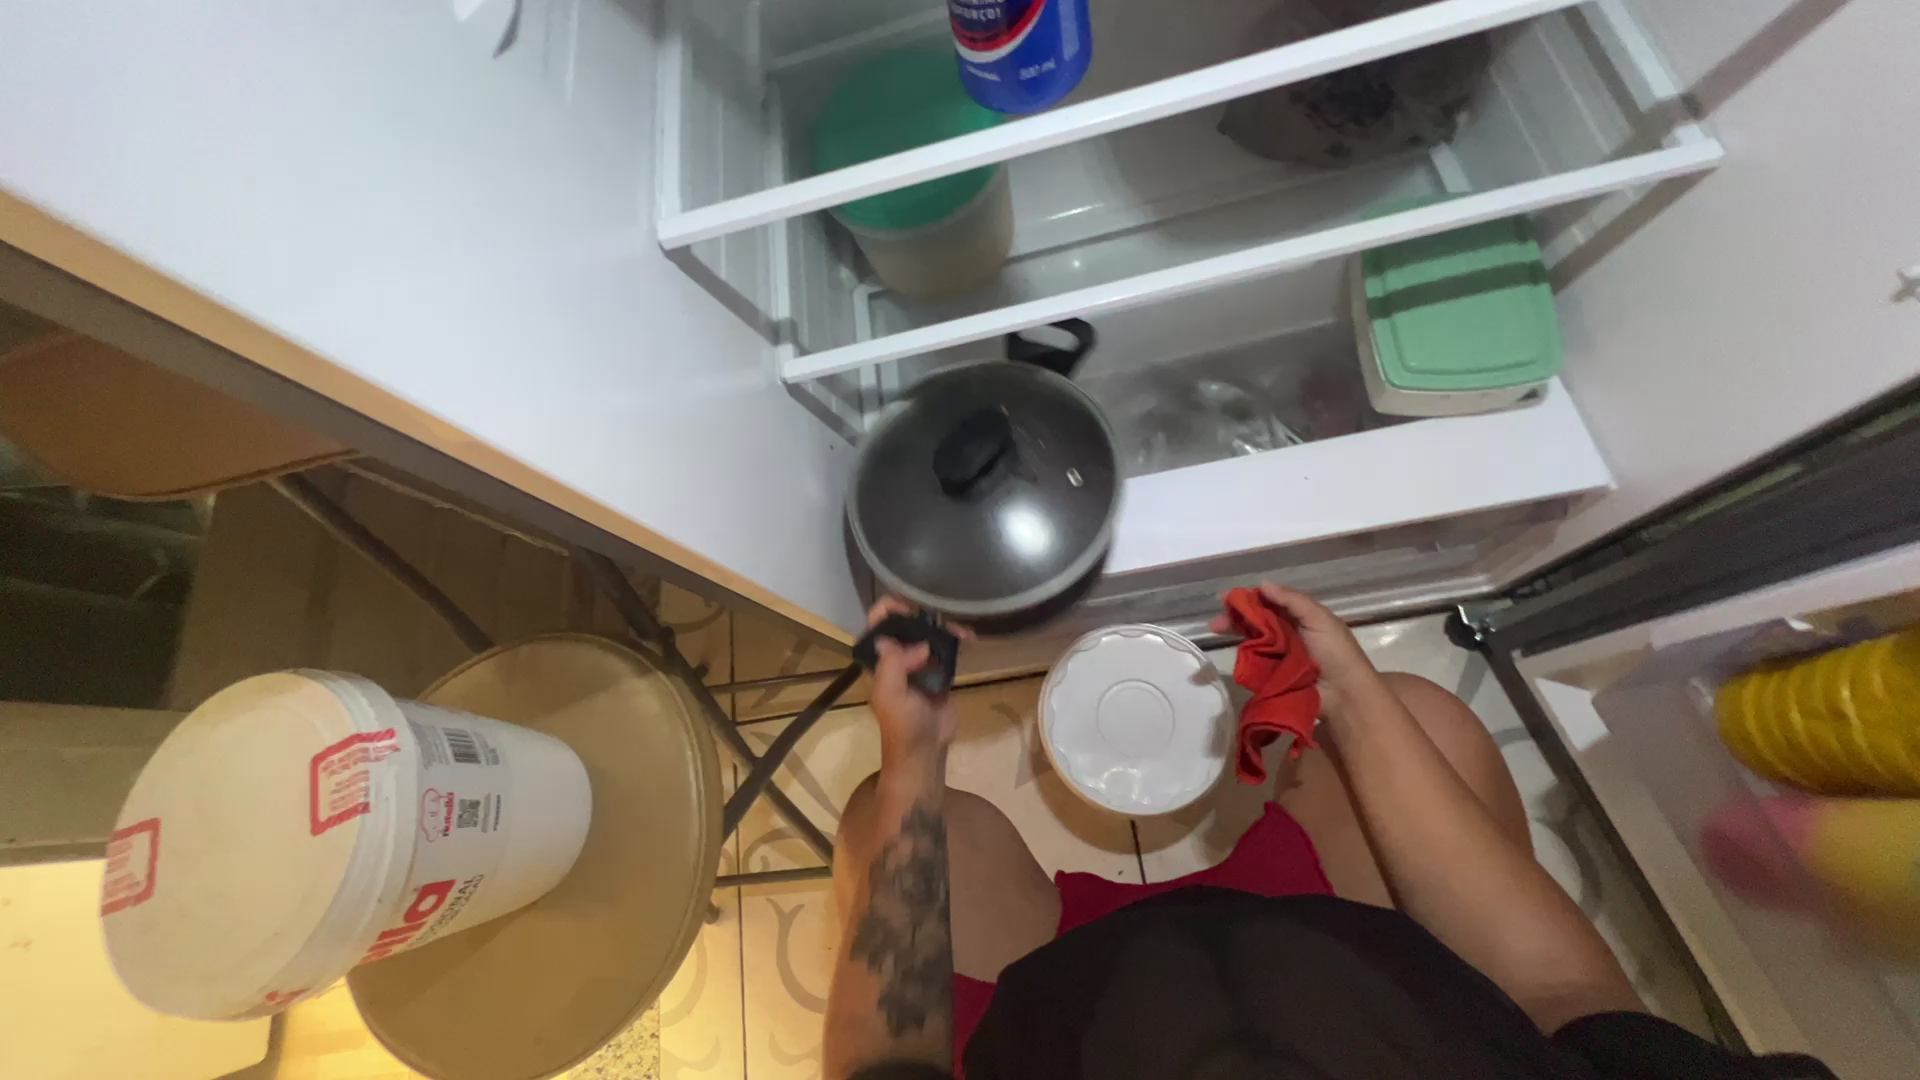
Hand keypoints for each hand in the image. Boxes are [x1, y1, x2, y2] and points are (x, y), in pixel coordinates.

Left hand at [865, 598, 961, 764]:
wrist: (926, 752)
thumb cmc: (903, 725)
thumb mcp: (891, 695)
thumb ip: (892, 665)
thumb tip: (903, 640)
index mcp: (880, 662)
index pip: (877, 627)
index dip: (888, 611)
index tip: (909, 606)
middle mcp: (897, 659)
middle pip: (906, 626)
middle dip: (923, 616)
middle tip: (942, 616)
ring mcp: (919, 665)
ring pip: (928, 635)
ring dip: (944, 627)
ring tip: (961, 630)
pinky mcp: (940, 673)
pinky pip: (946, 650)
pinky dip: (956, 641)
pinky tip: (969, 638)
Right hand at [1209, 583, 1386, 718]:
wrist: (1344, 694)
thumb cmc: (1336, 652)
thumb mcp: (1319, 619)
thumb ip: (1292, 600)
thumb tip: (1262, 584)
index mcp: (1300, 617)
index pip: (1269, 602)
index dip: (1249, 598)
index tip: (1228, 597)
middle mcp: (1287, 633)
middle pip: (1256, 619)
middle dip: (1235, 615)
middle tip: (1216, 615)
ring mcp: (1279, 653)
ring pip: (1251, 637)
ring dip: (1233, 630)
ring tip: (1215, 629)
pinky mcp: (1273, 672)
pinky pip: (1254, 658)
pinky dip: (1242, 652)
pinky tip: (1230, 647)